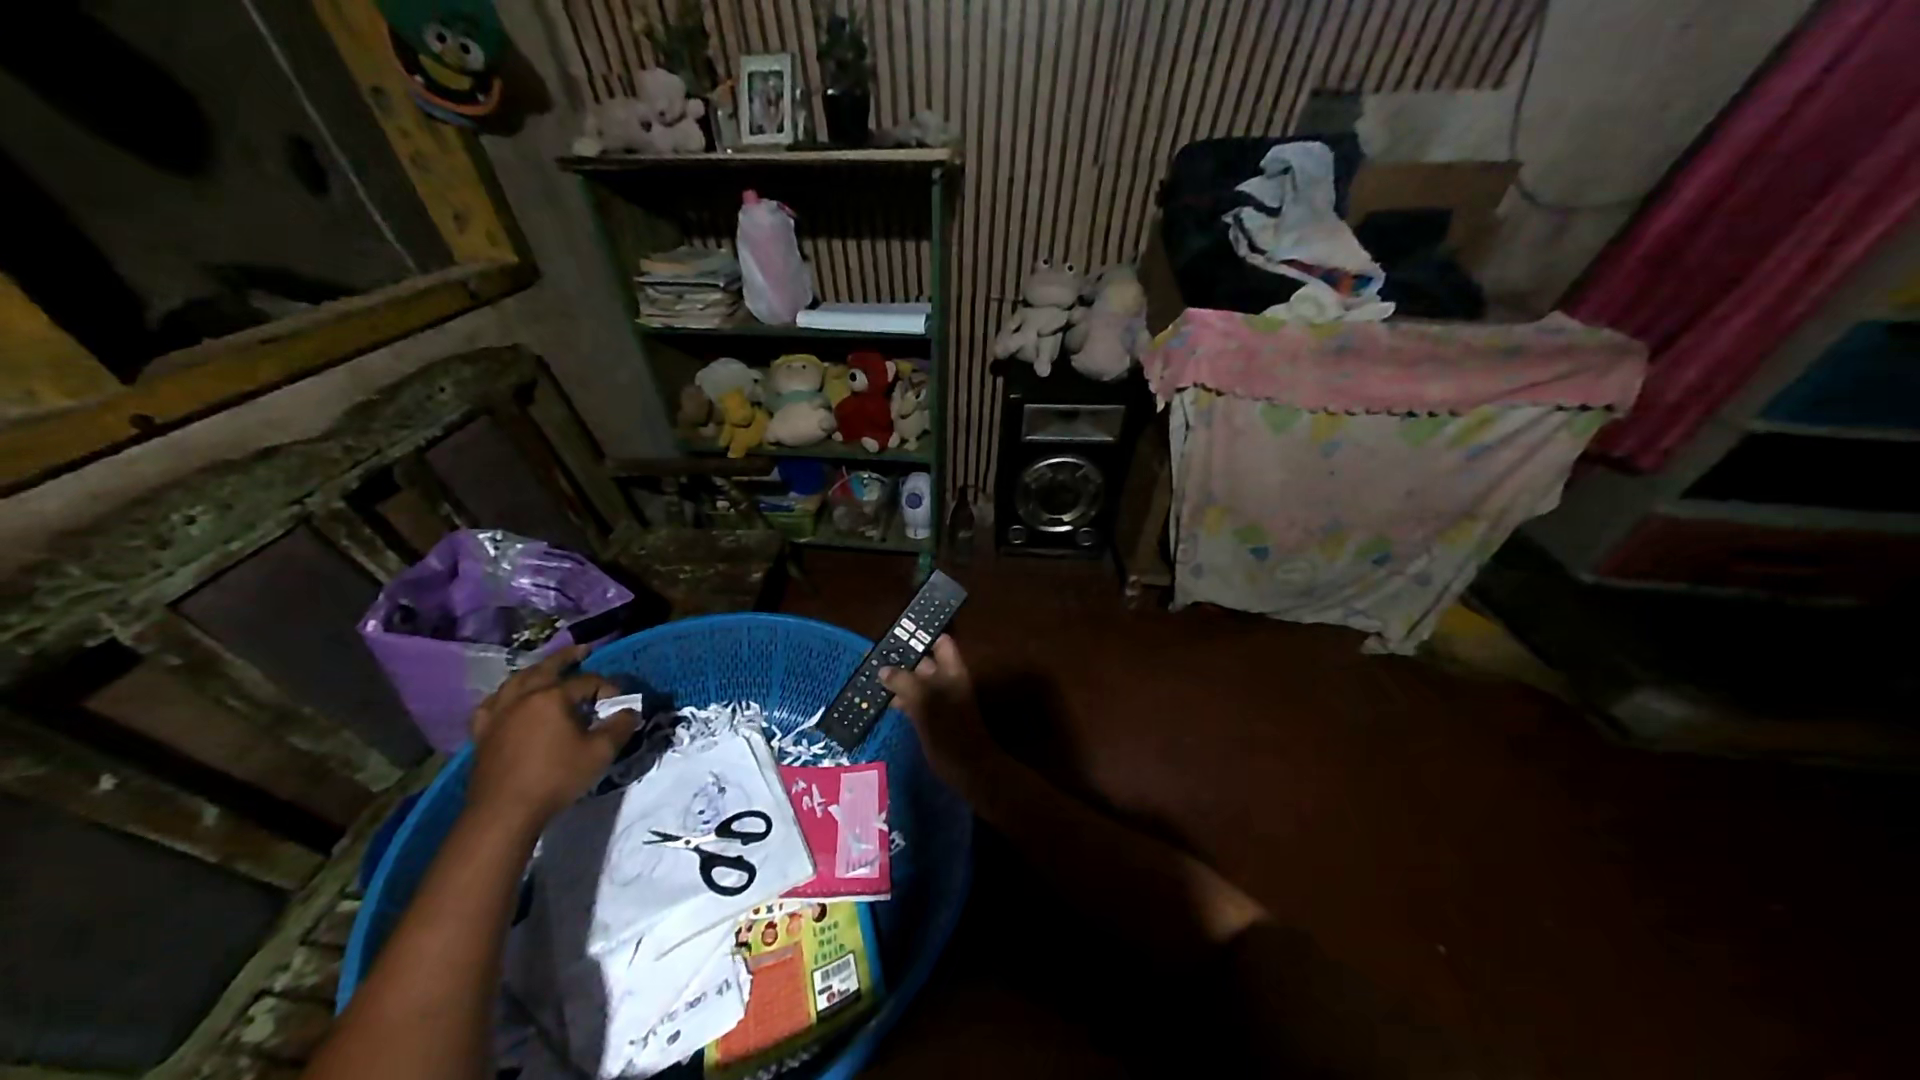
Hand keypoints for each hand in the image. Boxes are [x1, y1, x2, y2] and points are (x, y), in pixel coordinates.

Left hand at [466, 646, 636, 832]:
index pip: (587, 681)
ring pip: (517, 681)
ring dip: (535, 671)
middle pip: (548, 668)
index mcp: (553, 697)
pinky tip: (507, 698)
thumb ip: (620, 726)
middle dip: (568, 658)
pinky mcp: (483, 732)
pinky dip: (504, 695)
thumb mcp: (601, 753)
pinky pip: (492, 703)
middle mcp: (524, 696)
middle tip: (583, 650)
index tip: (620, 702)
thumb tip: (631, 711)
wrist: (504, 811)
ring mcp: (499, 713)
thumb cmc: (556, 778)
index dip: (608, 687)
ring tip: (547, 669)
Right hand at [879, 636, 997, 793]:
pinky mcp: (931, 717)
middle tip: (871, 657)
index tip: (896, 634)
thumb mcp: (925, 704)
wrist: (969, 770)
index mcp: (951, 670)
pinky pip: (913, 700)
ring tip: (869, 677)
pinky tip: (881, 701)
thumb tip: (884, 669)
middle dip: (901, 658)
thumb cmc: (950, 733)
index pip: (939, 641)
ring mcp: (939, 699)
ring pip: (916, 681)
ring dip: (896, 679)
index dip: (921, 635)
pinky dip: (899, 698)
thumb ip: (904, 682)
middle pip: (923, 661)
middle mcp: (946, 680)